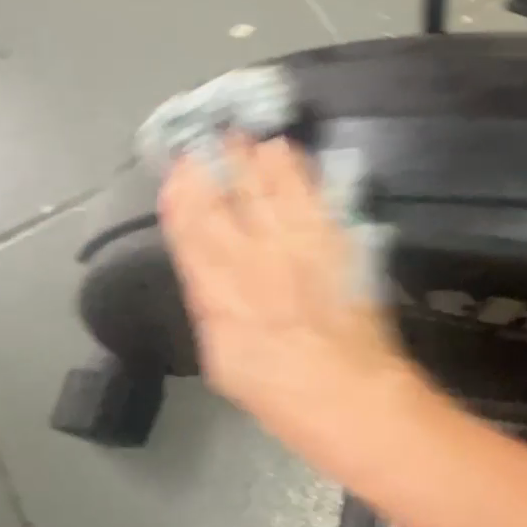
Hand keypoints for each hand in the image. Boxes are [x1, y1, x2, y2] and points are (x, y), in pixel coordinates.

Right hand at [157, 135, 416, 421]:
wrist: (346, 387)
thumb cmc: (279, 389)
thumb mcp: (224, 357)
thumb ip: (216, 308)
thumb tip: (212, 281)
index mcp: (217, 288)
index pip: (191, 227)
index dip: (183, 192)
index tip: (180, 167)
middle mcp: (253, 255)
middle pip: (230, 197)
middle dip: (221, 163)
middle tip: (217, 137)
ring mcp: (297, 241)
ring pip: (272, 187)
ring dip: (260, 160)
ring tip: (254, 139)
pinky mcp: (336, 239)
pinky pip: (314, 193)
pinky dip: (300, 171)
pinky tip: (293, 156)